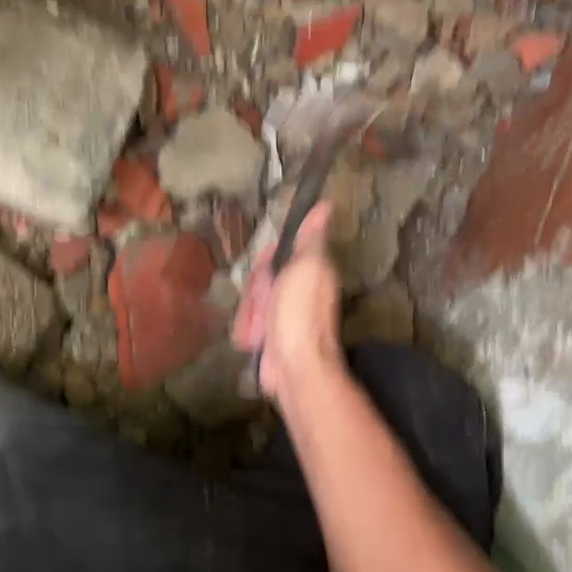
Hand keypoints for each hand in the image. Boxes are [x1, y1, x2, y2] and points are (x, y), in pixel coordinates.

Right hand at [233, 204, 347, 400]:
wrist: (293, 366)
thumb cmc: (301, 313)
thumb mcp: (308, 265)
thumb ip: (311, 237)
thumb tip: (326, 204)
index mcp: (309, 272)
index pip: (277, 253)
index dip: (266, 259)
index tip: (266, 268)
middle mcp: (295, 291)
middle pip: (258, 278)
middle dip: (255, 291)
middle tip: (265, 301)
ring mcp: (279, 316)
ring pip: (249, 302)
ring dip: (249, 314)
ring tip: (260, 327)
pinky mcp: (265, 336)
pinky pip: (245, 324)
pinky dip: (247, 331)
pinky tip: (254, 341)